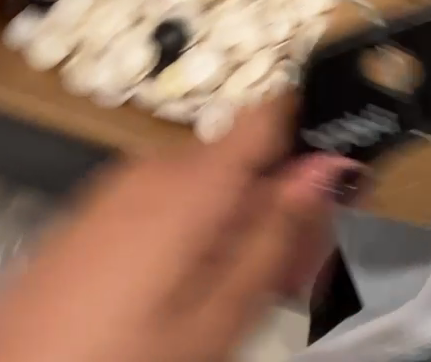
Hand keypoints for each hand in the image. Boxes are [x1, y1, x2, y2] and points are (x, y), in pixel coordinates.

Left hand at [0, 99, 361, 361]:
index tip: (338, 181)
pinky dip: (196, 231)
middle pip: (246, 158)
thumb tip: (328, 169)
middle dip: (281, 204)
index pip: (274, 113)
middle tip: (298, 269)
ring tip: (246, 293)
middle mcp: (156, 168)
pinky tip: (193, 289)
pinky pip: (166, 201)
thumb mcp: (217, 316)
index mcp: (193, 181)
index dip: (314, 139)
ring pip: (210, 184)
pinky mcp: (92, 214)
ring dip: (241, 223)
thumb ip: (278, 233)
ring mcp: (117, 189)